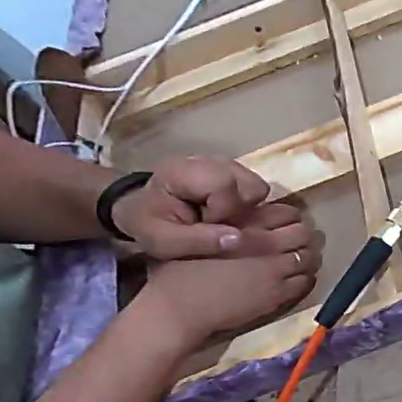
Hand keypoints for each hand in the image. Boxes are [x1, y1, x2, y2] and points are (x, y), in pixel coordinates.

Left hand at [111, 156, 273, 258]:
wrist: (142, 208)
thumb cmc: (150, 223)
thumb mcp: (162, 241)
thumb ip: (198, 241)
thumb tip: (239, 239)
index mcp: (186, 171)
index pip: (225, 186)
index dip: (222, 211)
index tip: (202, 223)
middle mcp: (212, 161)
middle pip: (252, 186)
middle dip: (239, 210)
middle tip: (213, 220)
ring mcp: (227, 163)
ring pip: (259, 188)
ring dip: (245, 208)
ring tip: (219, 215)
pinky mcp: (237, 170)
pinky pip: (257, 189)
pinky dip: (246, 203)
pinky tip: (225, 209)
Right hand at [134, 202, 321, 346]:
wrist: (176, 310)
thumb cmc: (179, 274)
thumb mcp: (204, 238)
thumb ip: (235, 227)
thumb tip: (255, 223)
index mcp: (247, 225)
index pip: (288, 213)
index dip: (292, 218)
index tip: (288, 225)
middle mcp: (267, 243)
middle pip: (305, 232)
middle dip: (305, 236)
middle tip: (298, 244)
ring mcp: (276, 268)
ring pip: (311, 256)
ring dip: (308, 256)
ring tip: (300, 261)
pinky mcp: (279, 292)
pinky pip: (306, 280)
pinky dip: (306, 277)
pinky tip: (296, 279)